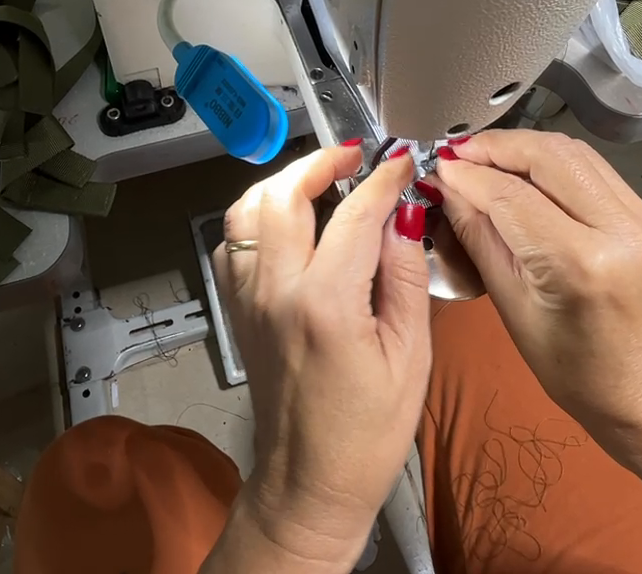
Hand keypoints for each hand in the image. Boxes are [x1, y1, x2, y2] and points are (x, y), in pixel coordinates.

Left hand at [210, 145, 429, 570]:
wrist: (308, 483)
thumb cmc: (367, 432)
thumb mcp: (410, 354)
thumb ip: (403, 274)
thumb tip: (404, 214)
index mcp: (325, 303)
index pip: (354, 214)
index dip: (382, 179)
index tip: (400, 161)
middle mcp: (275, 290)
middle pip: (283, 194)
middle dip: (320, 162)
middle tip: (354, 158)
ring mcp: (246, 298)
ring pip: (246, 210)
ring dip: (281, 182)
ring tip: (318, 179)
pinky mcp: (235, 308)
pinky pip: (231, 242)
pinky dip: (256, 216)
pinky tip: (285, 221)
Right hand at [433, 130, 641, 461]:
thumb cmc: (570, 366)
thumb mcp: (508, 302)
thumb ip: (476, 233)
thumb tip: (444, 184)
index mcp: (582, 264)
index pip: (512, 195)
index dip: (468, 173)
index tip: (437, 164)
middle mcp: (621, 230)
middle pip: (548, 156)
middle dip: (495, 146)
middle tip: (456, 152)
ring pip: (571, 151)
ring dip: (521, 146)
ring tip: (481, 156)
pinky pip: (589, 167)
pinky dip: (547, 159)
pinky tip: (518, 168)